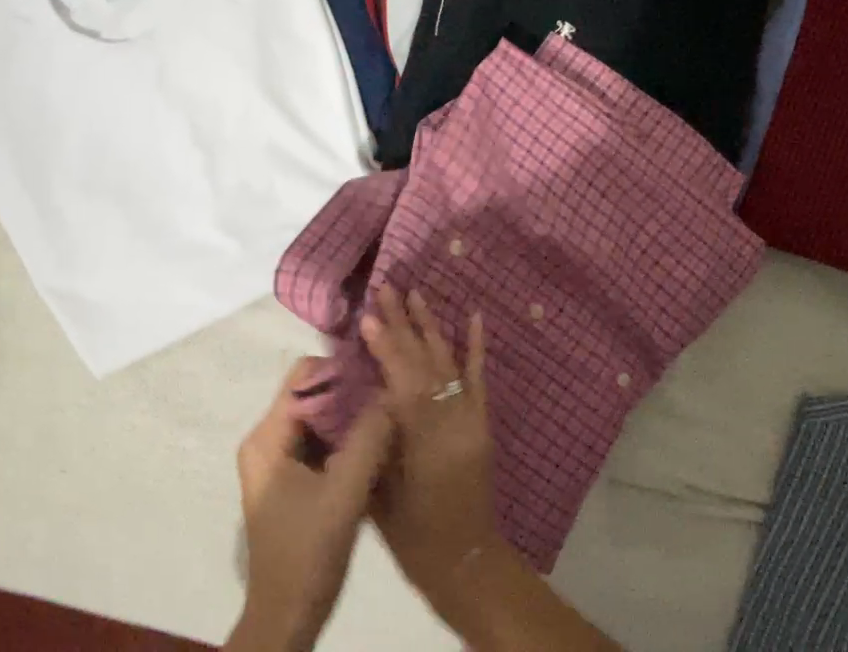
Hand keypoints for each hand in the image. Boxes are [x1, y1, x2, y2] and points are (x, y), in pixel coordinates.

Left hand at [228, 359, 393, 651]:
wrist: (287, 615)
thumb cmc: (308, 553)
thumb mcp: (345, 492)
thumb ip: (369, 437)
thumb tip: (392, 390)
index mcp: (267, 437)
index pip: (306, 375)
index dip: (345, 368)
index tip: (384, 370)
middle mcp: (268, 441)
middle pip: (315, 394)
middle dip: (355, 391)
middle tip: (397, 390)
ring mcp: (280, 461)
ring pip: (323, 419)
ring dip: (356, 415)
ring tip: (395, 410)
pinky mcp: (295, 480)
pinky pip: (325, 442)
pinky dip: (351, 438)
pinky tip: (383, 440)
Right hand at [360, 284, 499, 601]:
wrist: (465, 558)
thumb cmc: (413, 535)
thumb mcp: (382, 492)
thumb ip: (376, 439)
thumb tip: (364, 393)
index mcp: (423, 438)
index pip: (402, 380)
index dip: (385, 346)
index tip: (367, 317)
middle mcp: (451, 419)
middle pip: (423, 362)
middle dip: (402, 324)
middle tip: (386, 289)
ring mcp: (471, 418)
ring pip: (448, 362)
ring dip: (431, 327)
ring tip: (417, 294)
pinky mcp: (483, 421)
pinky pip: (480, 378)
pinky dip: (475, 346)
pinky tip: (474, 317)